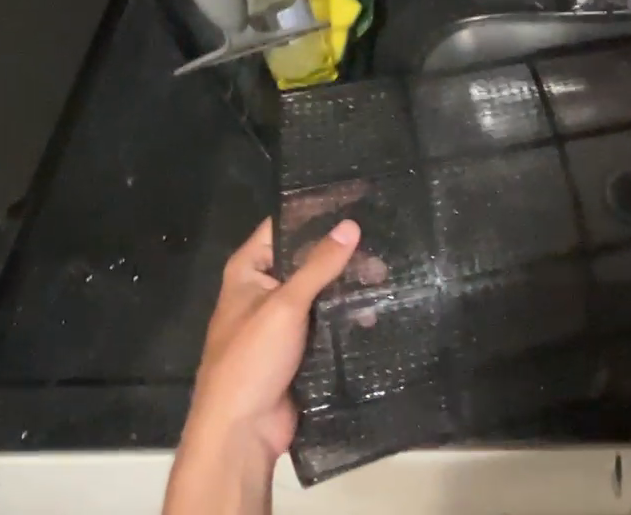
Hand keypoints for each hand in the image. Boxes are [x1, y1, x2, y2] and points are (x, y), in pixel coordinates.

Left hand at [164, 217, 359, 514]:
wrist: (241, 433)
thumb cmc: (250, 359)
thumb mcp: (284, 305)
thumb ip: (319, 264)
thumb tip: (351, 224)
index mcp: (248, 271)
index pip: (283, 226)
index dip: (315, 211)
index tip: (354, 199)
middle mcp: (264, 288)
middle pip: (307, 258)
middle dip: (341, 251)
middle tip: (382, 240)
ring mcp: (283, 318)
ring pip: (321, 289)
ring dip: (349, 283)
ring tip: (388, 273)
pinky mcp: (300, 345)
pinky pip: (328, 318)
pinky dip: (349, 311)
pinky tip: (379, 304)